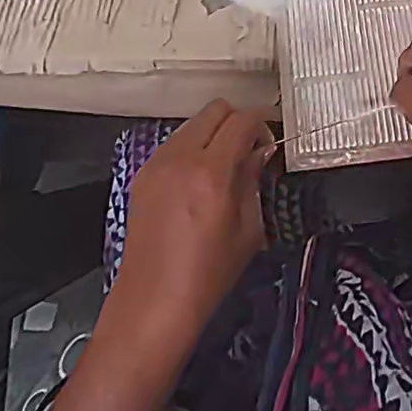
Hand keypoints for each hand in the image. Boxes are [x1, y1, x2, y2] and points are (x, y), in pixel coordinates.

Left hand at [115, 100, 272, 335]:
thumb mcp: (248, 230)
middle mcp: (180, 158)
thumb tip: (259, 153)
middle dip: (238, 122)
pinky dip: (193, 148)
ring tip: (224, 168)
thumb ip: (253, 181)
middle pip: (215, 110)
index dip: (262, 126)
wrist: (154, 301)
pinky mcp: (143, 174)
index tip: (269, 145)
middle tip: (249, 151)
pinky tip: (199, 181)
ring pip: (193, 123)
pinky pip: (175, 144)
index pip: (242, 121)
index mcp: (210, 172)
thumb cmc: (208, 274)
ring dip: (214, 134)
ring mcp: (156, 163)